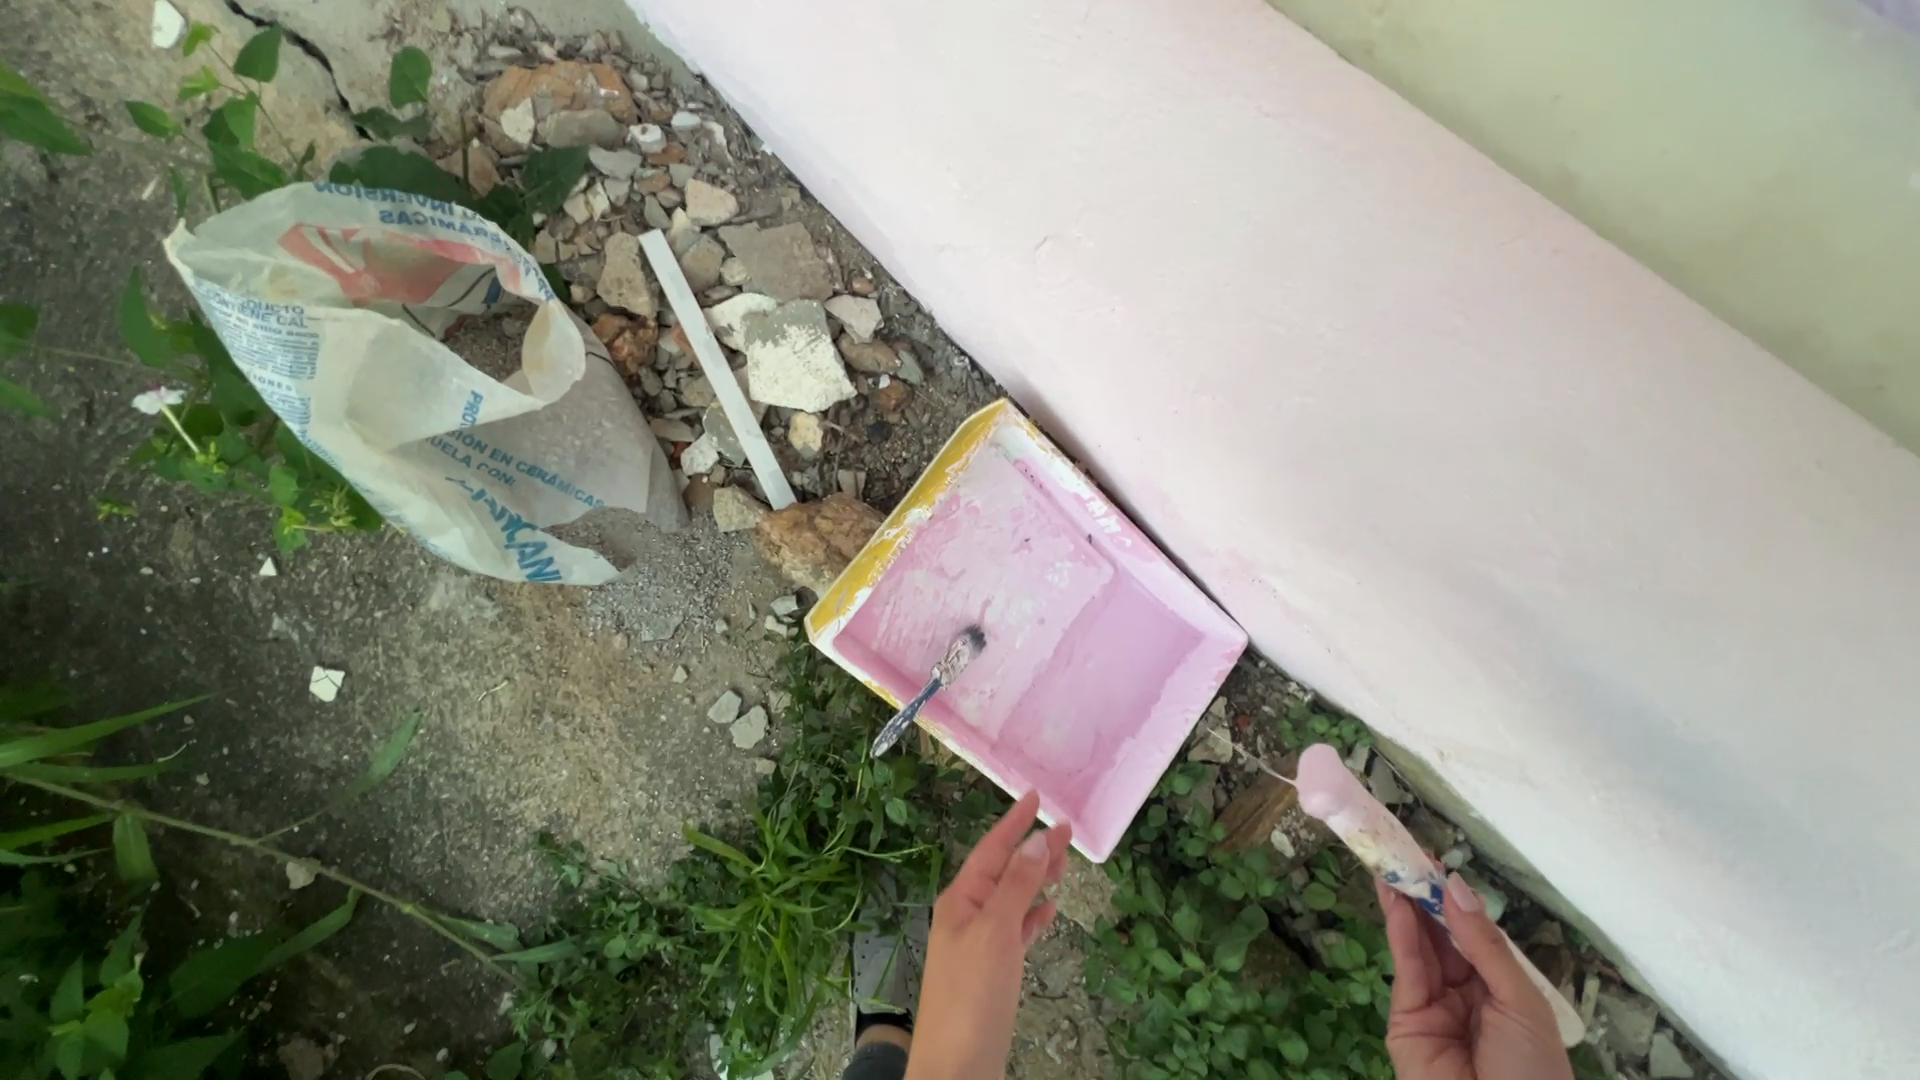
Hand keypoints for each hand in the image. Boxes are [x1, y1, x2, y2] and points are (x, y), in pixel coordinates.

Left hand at [905, 791, 1071, 1079]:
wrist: (957, 1069)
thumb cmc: (971, 995)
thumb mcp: (995, 932)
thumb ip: (1016, 885)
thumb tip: (1035, 839)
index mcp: (960, 898)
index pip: (992, 849)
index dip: (1013, 821)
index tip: (1035, 796)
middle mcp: (967, 914)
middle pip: (1004, 870)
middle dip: (1032, 848)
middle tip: (1066, 829)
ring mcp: (980, 944)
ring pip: (1013, 899)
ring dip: (1036, 878)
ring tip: (1064, 862)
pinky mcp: (993, 972)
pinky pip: (1016, 930)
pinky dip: (1033, 916)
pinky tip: (1050, 910)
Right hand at [1376, 873, 1572, 1079]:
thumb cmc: (1531, 1073)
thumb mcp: (1520, 1005)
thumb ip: (1484, 945)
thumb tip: (1455, 887)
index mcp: (1503, 992)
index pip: (1474, 937)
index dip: (1456, 900)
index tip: (1438, 863)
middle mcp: (1468, 991)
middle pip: (1442, 933)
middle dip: (1425, 894)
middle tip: (1407, 852)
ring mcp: (1434, 1001)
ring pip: (1419, 942)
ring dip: (1405, 902)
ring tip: (1392, 862)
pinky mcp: (1404, 1012)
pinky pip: (1405, 962)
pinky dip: (1398, 928)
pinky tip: (1394, 898)